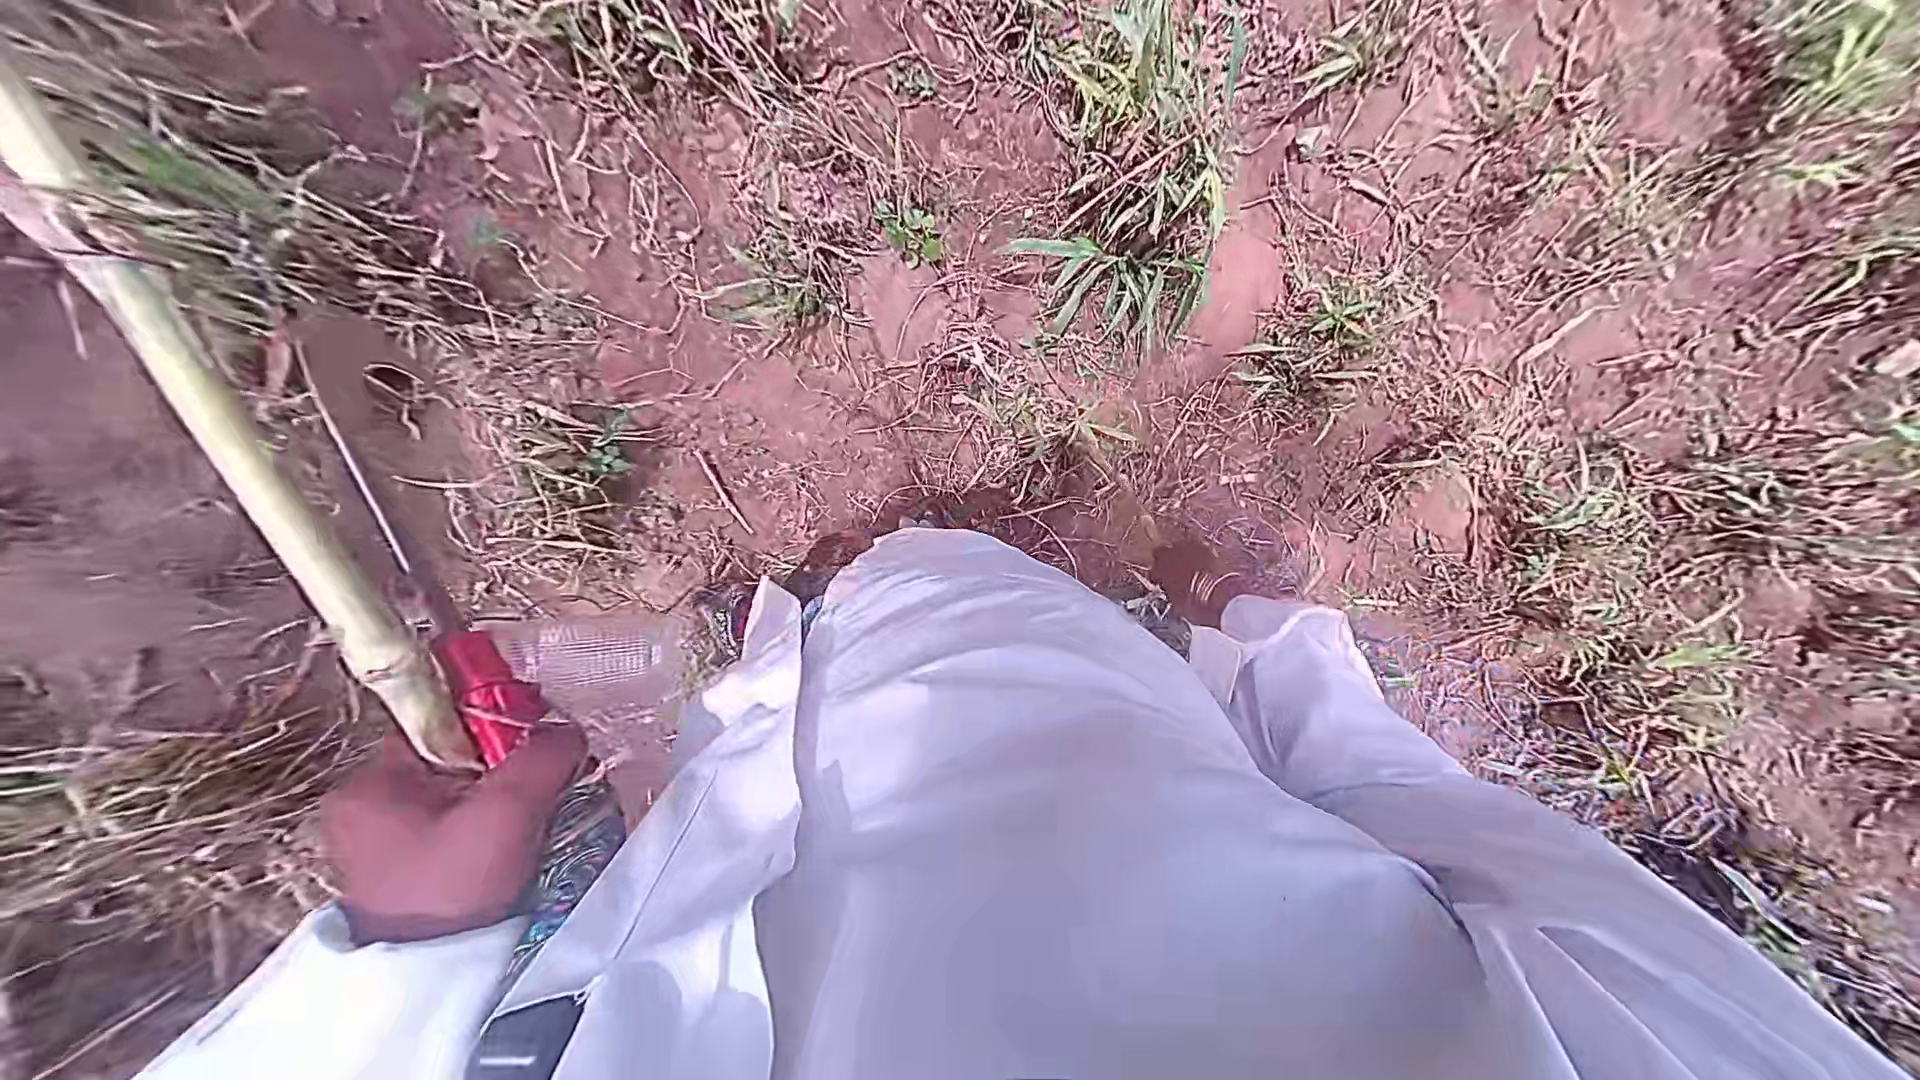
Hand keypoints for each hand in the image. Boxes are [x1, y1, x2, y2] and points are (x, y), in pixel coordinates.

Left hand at [321, 723, 587, 943]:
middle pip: (467, 751)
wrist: (440, 980)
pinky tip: (531, 831)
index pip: (445, 718)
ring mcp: (396, 835)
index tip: (541, 733)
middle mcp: (375, 803)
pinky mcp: (421, 860)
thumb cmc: (456, 888)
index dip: (499, 717)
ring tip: (547, 808)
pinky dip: (510, 814)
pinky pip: (475, 813)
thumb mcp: (509, 808)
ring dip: (520, 789)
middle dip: (518, 760)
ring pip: (477, 783)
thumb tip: (568, 729)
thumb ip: (544, 753)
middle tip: (552, 777)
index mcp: (373, 783)